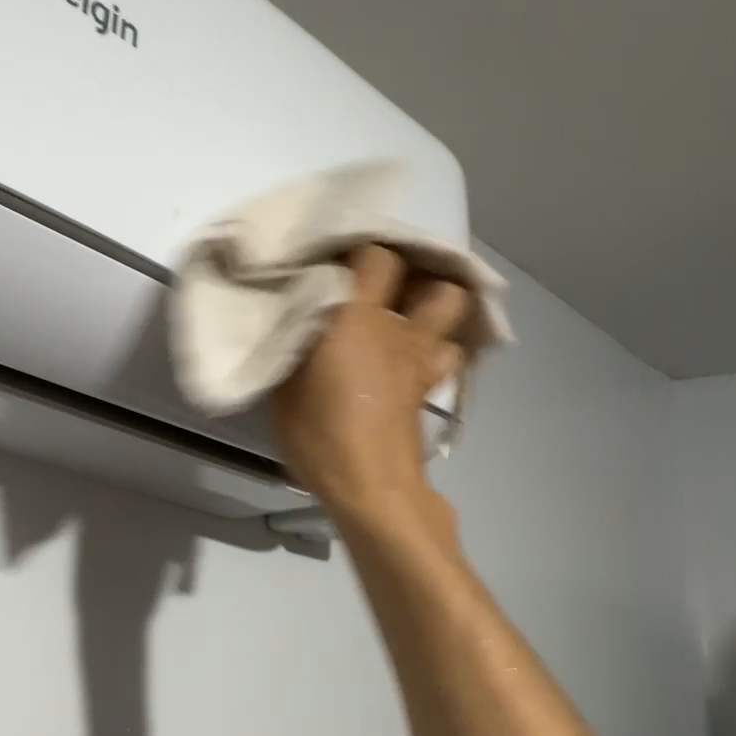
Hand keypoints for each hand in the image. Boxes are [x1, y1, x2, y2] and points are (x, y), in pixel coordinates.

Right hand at [271, 244, 471, 515]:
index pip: (374, 254)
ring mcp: (421, 360)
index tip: (333, 255)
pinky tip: (409, 358)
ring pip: (451, 313)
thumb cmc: (318, 433)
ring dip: (433, 308)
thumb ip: (294, 342)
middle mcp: (398, 329)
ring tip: (406, 313)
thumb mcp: (284, 385)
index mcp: (357, 318)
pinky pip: (443, 353)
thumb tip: (293, 317)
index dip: (358, 248)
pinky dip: (433, 348)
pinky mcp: (428, 389)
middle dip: (415, 271)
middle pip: (435, 277)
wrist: (370, 487)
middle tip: (383, 280)